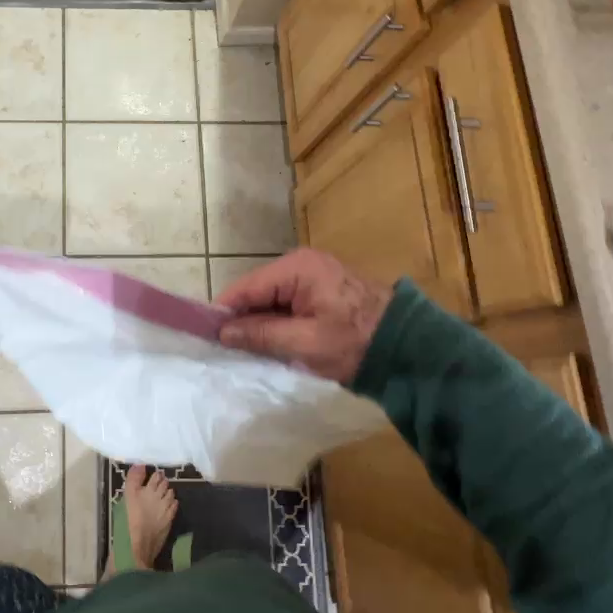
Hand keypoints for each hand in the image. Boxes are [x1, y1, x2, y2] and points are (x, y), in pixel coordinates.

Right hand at [214, 249, 392, 382]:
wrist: (409, 347)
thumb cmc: (356, 343)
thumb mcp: (305, 343)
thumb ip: (262, 335)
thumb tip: (224, 332)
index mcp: (297, 268)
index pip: (246, 287)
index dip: (223, 310)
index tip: (203, 334)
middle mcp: (301, 263)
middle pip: (257, 291)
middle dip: (242, 319)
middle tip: (225, 349)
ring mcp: (313, 274)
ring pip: (271, 298)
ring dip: (260, 323)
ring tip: (245, 349)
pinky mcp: (322, 289)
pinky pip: (287, 302)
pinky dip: (277, 321)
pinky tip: (270, 342)